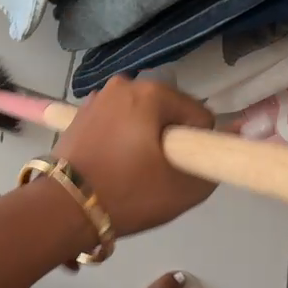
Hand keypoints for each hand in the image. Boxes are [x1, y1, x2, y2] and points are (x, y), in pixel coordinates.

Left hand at [53, 76, 217, 238]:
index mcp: (149, 92)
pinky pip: (117, 123)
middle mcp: (122, 84)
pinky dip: (123, 138)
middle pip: (167, 112)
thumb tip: (220, 145)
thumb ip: (213, 163)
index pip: (198, 115)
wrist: (67, 203)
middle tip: (160, 172)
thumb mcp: (187, 187)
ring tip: (136, 171)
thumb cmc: (130, 191)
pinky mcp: (81, 113)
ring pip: (141, 118)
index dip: (198, 145)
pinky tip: (116, 163)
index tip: (183, 169)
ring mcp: (97, 97)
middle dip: (171, 139)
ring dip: (146, 138)